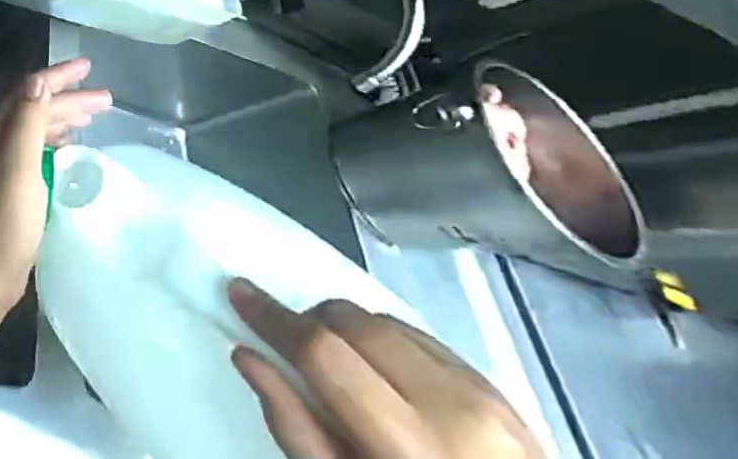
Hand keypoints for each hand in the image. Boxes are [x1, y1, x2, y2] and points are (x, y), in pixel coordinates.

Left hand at [0, 58, 111, 314]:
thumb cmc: (5, 223)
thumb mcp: (19, 169)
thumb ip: (27, 125)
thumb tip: (39, 83)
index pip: (29, 91)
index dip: (58, 76)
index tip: (89, 67)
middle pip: (34, 108)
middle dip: (68, 97)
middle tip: (105, 99)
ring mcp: (2, 166)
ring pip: (36, 128)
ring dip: (63, 117)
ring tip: (92, 117)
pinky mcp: (11, 187)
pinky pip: (37, 149)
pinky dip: (56, 140)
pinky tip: (70, 148)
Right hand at [228, 279, 543, 458]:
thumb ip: (295, 429)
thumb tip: (247, 357)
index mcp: (413, 445)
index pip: (324, 352)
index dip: (273, 318)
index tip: (238, 294)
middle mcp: (454, 407)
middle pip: (350, 322)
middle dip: (308, 323)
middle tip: (289, 347)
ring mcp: (484, 394)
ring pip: (381, 320)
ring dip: (344, 329)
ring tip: (339, 367)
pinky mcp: (499, 388)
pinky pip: (417, 334)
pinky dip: (382, 340)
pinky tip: (381, 374)